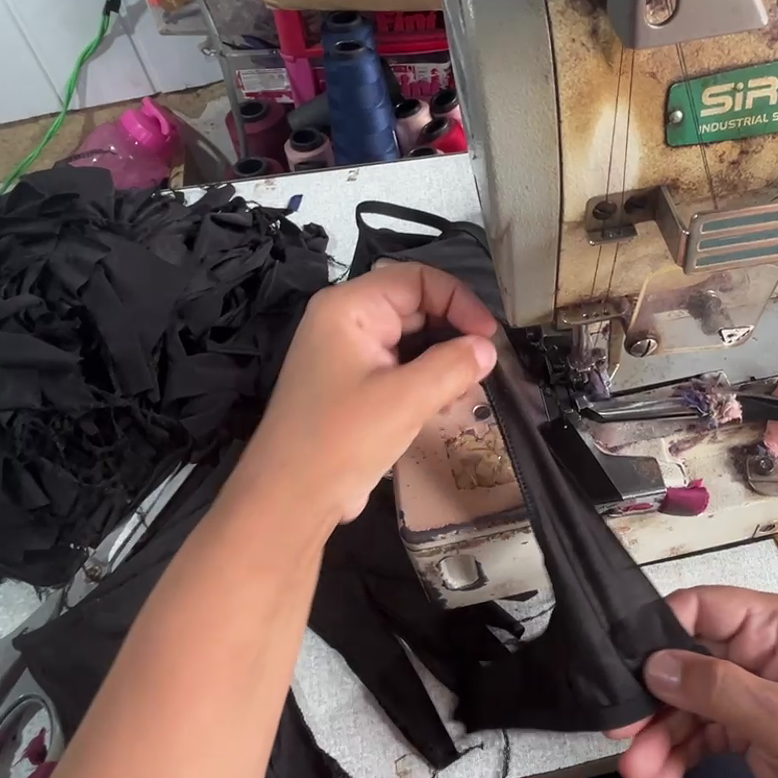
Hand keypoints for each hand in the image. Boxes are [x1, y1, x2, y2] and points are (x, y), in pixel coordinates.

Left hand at [230, 262, 497, 526]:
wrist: (289, 499)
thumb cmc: (342, 439)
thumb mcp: (406, 399)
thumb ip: (453, 366)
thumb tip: (488, 349)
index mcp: (349, 308)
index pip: (417, 279)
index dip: (459, 300)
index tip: (488, 335)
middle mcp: (346, 321)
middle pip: (414, 305)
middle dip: (453, 330)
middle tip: (483, 364)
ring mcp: (348, 353)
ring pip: (411, 337)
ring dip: (443, 357)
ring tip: (466, 386)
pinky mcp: (354, 383)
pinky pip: (400, 364)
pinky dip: (427, 377)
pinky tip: (445, 401)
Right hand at [608, 586, 777, 777]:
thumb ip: (716, 688)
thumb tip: (654, 665)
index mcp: (773, 625)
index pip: (703, 608)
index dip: (661, 632)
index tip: (627, 667)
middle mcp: (756, 651)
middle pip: (686, 660)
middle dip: (654, 699)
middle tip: (622, 732)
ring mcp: (750, 692)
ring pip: (687, 703)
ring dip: (660, 736)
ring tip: (639, 772)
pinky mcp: (746, 732)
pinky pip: (699, 733)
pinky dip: (677, 755)